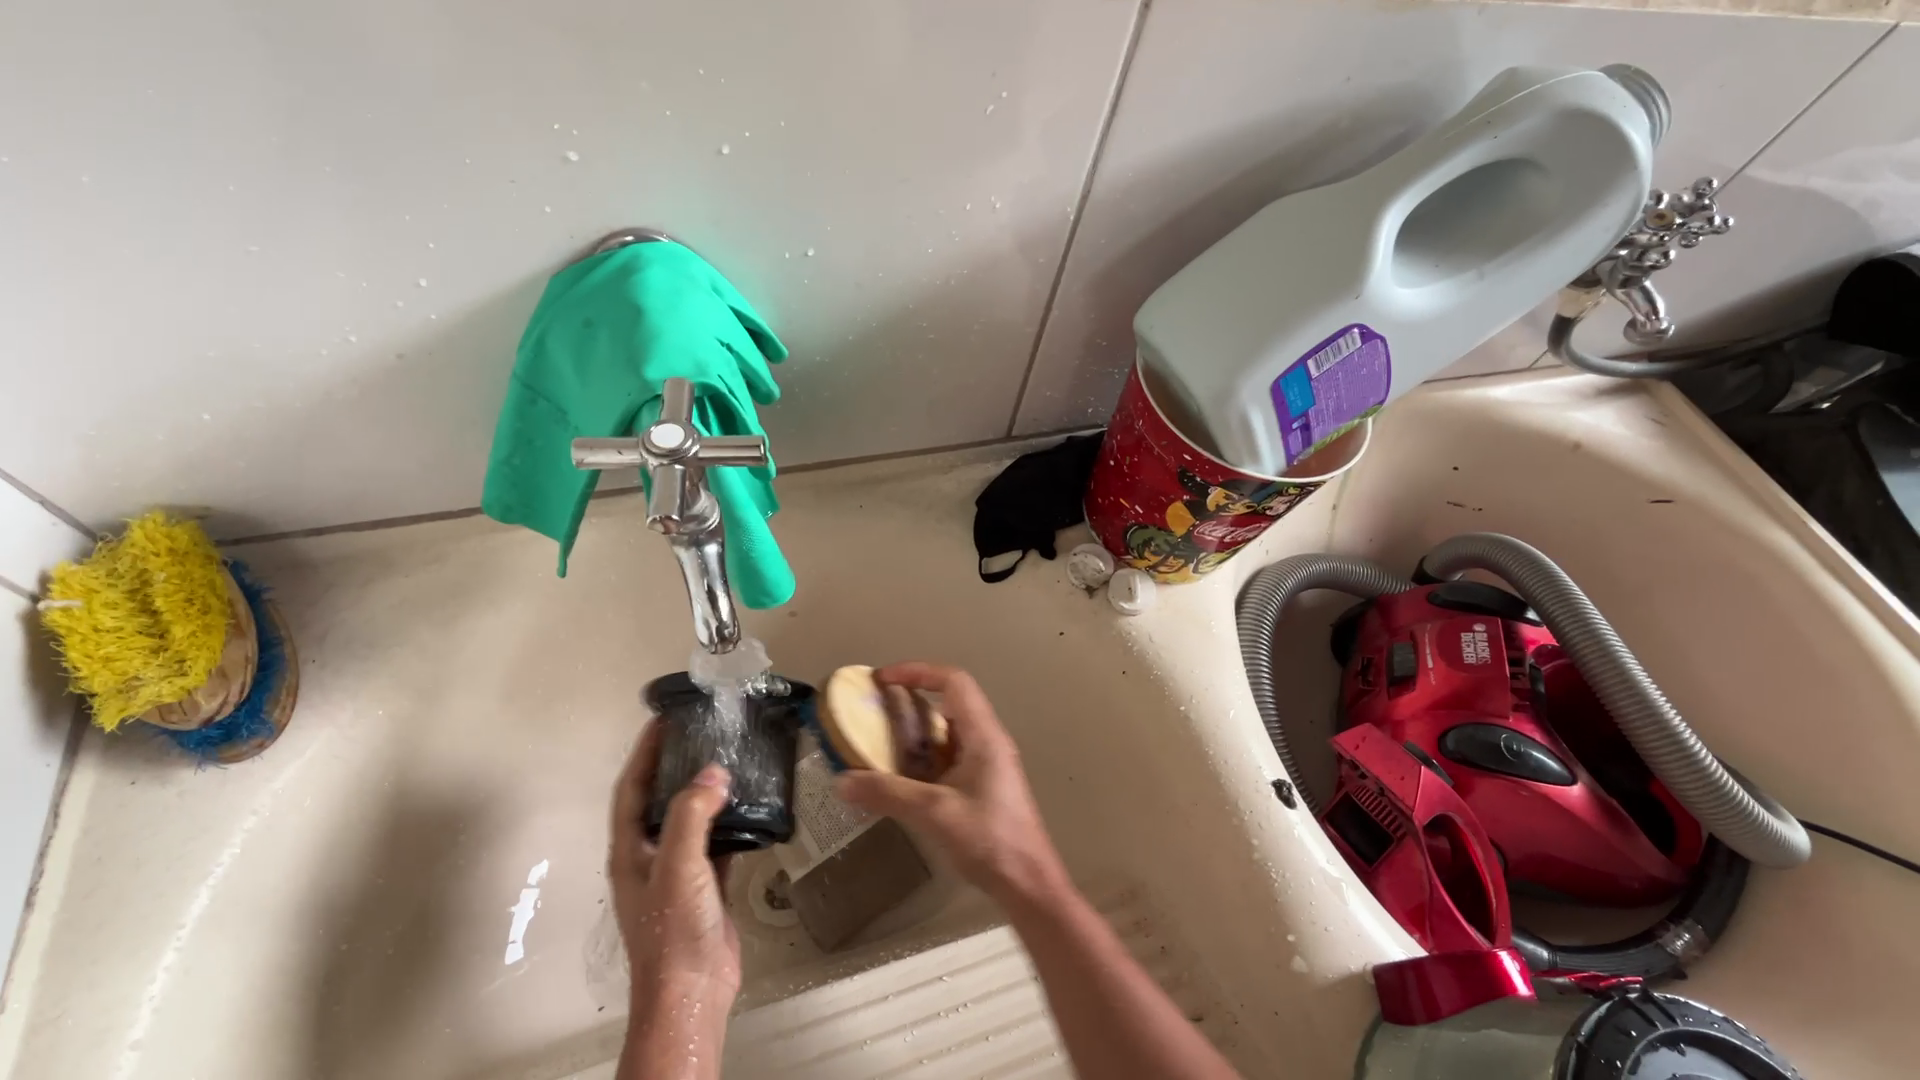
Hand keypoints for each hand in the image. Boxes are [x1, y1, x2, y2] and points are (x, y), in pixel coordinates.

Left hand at [609, 726, 741, 1008]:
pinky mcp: (705, 886)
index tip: (664, 719)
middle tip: (703, 733)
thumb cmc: (673, 929)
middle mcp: (650, 855)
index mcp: (630, 849)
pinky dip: (731, 822)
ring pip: (690, 819)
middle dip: (675, 764)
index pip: (632, 788)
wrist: (692, 990)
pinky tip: (751, 807)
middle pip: (660, 799)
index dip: (644, 752)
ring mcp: (678, 872)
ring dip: (706, 791)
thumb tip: (714, 772)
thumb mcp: (677, 865)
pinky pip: (716, 842)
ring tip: (731, 760)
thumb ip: (692, 815)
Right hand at [834, 663, 1068, 907]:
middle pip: (948, 705)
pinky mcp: (981, 788)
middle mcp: (987, 742)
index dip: (917, 672)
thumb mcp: (934, 813)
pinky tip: (898, 780)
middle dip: (909, 704)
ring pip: (945, 735)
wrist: (1028, 883)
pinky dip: (921, 761)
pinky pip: (947, 760)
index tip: (882, 679)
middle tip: (873, 713)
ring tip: (877, 746)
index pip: (953, 682)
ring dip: (913, 736)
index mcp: (984, 736)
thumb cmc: (990, 840)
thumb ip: (888, 793)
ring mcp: (986, 766)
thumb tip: (842, 781)